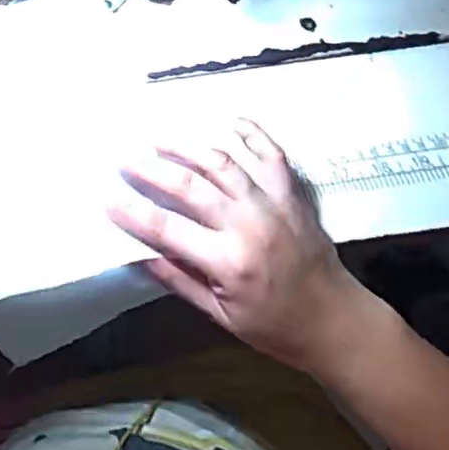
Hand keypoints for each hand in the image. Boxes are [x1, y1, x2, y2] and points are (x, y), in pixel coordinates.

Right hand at [106, 120, 382, 376]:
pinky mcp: (292, 195)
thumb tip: (137, 252)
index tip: (108, 199)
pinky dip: (252, 135)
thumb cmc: (275, 326)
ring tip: (161, 142)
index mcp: (230, 263)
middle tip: (126, 161)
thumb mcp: (221, 315)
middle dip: (151, 170)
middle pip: (190, 186)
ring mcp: (274, 206)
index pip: (168, 229)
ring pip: (223, 163)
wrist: (340, 324)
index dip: (133, 213)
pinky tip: (231, 123)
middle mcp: (250, 227)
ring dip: (187, 148)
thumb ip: (178, 279)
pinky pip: (271, 155)